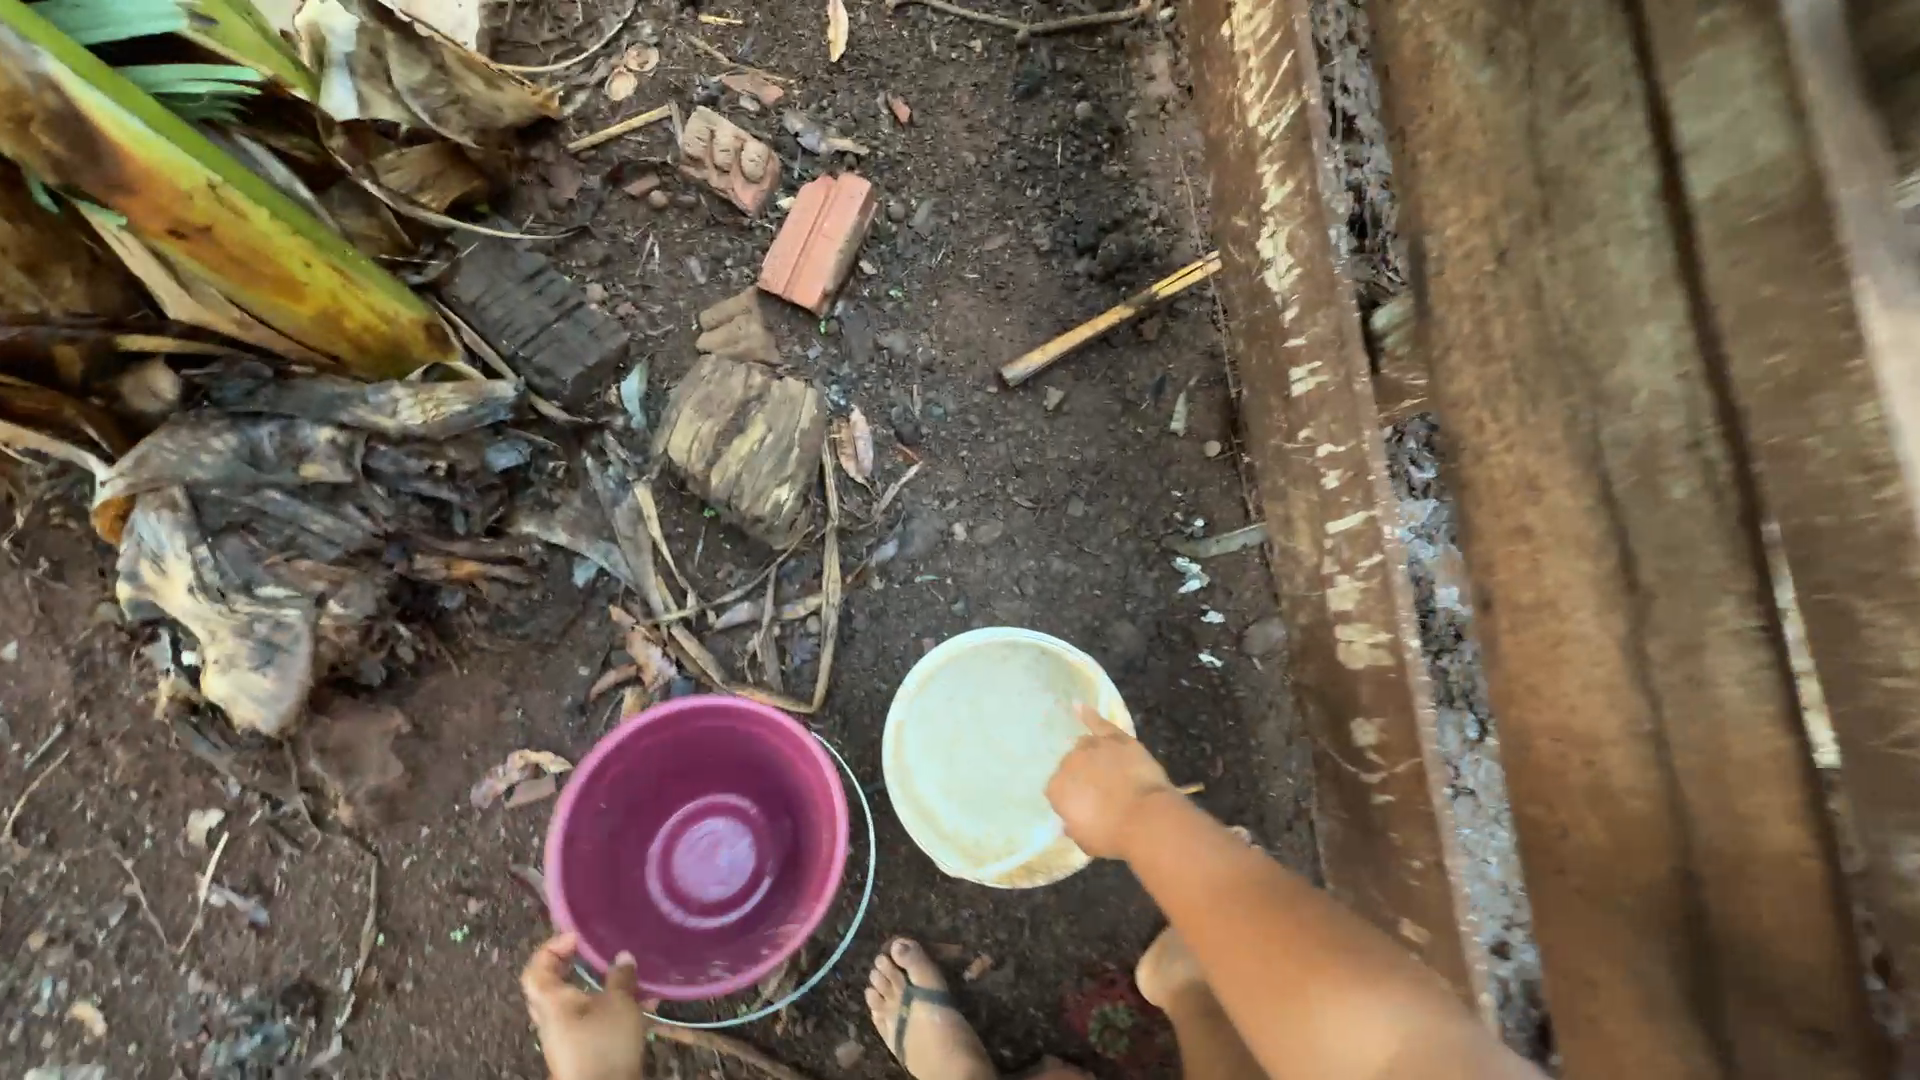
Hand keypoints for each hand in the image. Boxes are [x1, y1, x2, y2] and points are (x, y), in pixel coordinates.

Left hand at [521, 932, 651, 1079]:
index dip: (551, 947)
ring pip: (575, 1001)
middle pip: (551, 984)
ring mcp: (566, 1036)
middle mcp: (552, 1018)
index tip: (578, 936)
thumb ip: (621, 976)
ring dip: (596, 984)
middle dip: (571, 963)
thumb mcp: (619, 1002)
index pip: (536, 969)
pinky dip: (609, 1004)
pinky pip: (590, 1017)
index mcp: (552, 1003)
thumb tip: (622, 956)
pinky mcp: (582, 1049)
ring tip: (626, 974)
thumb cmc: (604, 1043)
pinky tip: (641, 1003)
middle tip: (593, 948)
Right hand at [1046, 705, 1176, 858]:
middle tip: (1099, 793)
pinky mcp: (1115, 738)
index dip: (1072, 800)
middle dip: (1082, 777)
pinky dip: (1088, 714)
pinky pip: (1098, 723)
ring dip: (1091, 756)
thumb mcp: (1085, 840)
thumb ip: (1073, 825)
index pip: (1058, 790)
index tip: (1085, 809)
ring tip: (1104, 769)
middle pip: (1072, 766)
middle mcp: (1069, 762)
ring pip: (1085, 746)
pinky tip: (1077, 705)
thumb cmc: (1113, 835)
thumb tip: (1069, 820)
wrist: (1145, 819)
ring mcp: (1093, 747)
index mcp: (1057, 788)